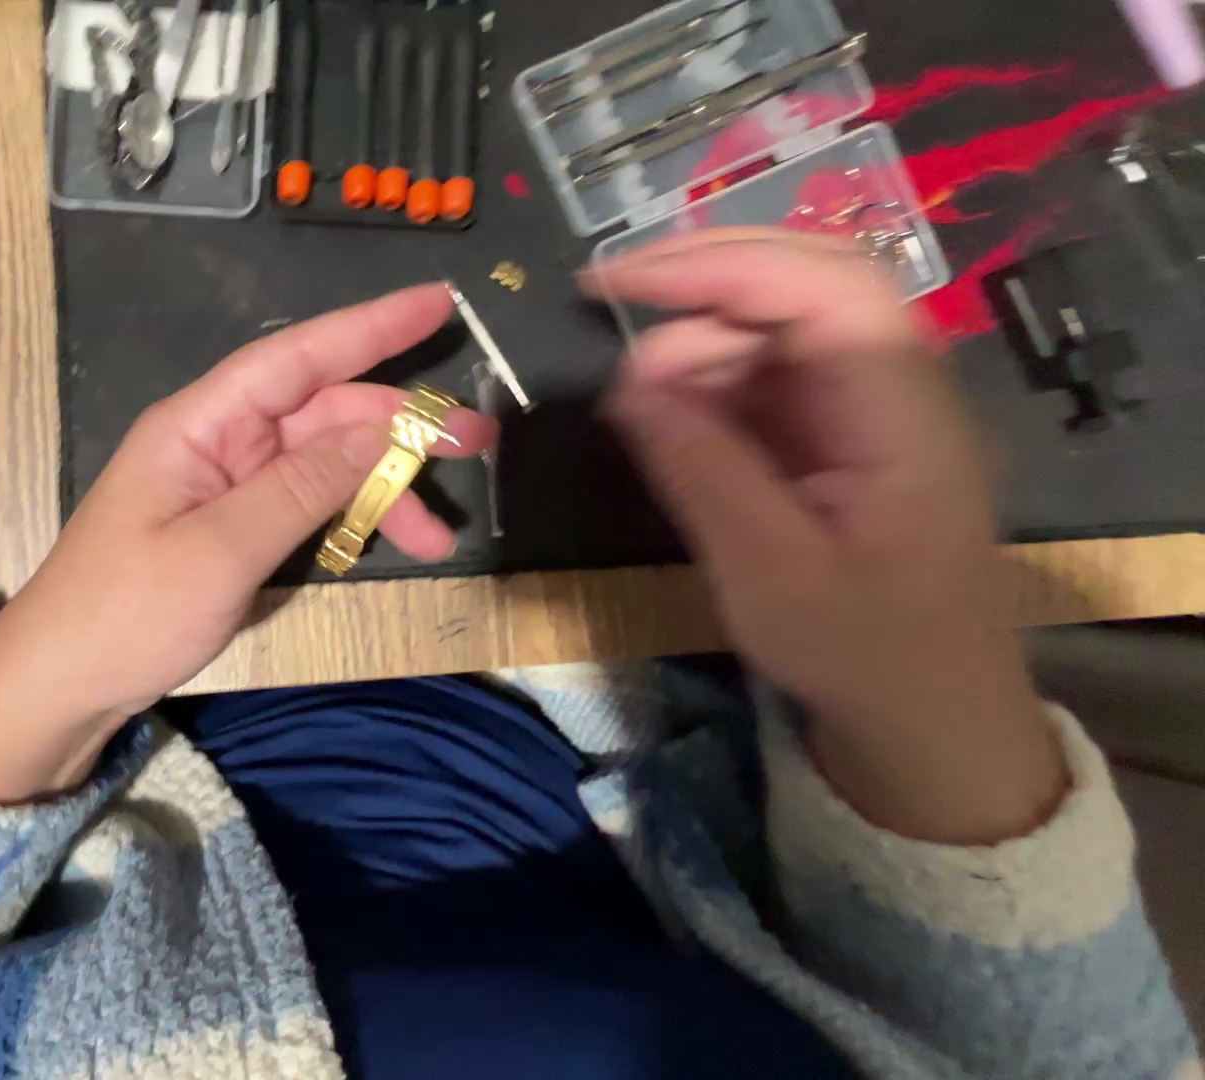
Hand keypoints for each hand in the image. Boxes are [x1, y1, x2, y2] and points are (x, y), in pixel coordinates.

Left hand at [0, 284, 494, 801]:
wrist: (61, 687)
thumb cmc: (126, 613)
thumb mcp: (221, 549)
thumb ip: (304, 485)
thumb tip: (383, 427)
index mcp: (200, 425)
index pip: (295, 357)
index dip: (369, 328)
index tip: (438, 302)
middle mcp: (217, 444)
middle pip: (321, 414)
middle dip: (400, 426)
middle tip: (479, 443)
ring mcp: (226, 490)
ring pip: (322, 466)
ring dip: (382, 490)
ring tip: (440, 533)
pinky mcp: (232, 532)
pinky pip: (304, 508)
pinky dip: (347, 521)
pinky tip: (387, 542)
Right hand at [587, 229, 1065, 842]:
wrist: (919, 703)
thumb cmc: (856, 646)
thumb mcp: (765, 567)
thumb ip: (700, 467)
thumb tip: (626, 383)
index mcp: (898, 411)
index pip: (819, 289)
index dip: (714, 266)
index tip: (611, 281)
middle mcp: (888, 384)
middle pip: (799, 284)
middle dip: (695, 285)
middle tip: (602, 309)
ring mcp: (858, 403)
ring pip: (769, 328)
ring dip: (689, 348)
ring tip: (635, 405)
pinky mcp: (829, 428)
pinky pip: (759, 376)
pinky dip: (699, 384)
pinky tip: (664, 419)